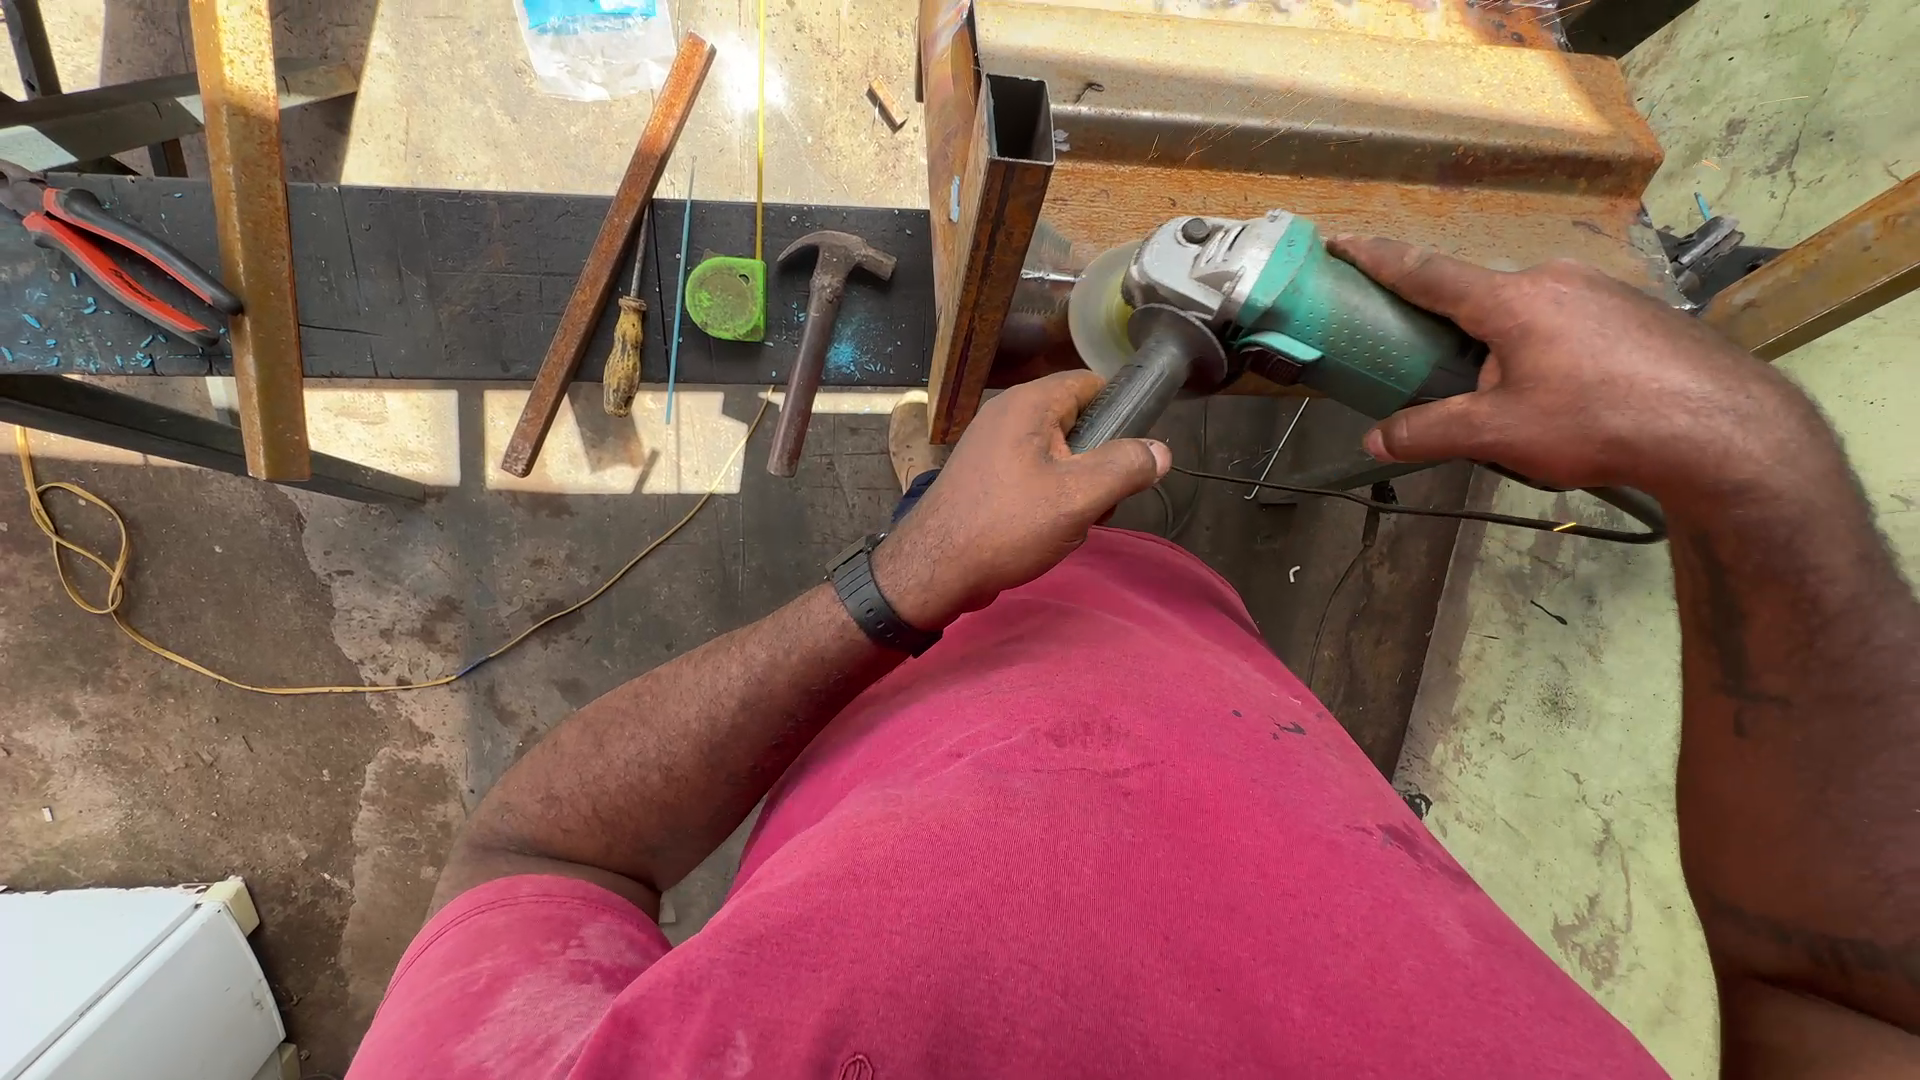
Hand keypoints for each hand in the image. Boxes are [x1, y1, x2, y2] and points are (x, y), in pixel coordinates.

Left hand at [872, 371, 1170, 628]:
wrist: (934, 571)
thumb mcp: (1077, 497)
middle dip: (1099, 462)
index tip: (1134, 454)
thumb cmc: (1006, 526)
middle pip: (1077, 423)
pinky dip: (1048, 500)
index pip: (1090, 384)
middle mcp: (1006, 415)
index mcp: (1028, 404)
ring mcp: (991, 447)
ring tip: (1071, 523)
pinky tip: (1047, 533)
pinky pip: (1032, 477)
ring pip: (1057, 456)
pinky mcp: (984, 477)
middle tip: (1100, 501)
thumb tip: (1161, 450)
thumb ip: (1125, 468)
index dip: (1121, 412)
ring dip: (1075, 489)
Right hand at [1326, 236, 1827, 500]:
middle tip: (1430, 369)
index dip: (1377, 259)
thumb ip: (1426, 433)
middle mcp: (1555, 280)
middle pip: (1475, 299)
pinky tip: (1558, 395)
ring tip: (1505, 401)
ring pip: (1521, 315)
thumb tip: (1374, 441)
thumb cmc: (1597, 420)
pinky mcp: (1634, 312)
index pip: (1426, 273)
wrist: (1727, 433)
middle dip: (1446, 331)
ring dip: (1496, 349)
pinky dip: (1538, 351)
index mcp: (1512, 300)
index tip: (1341, 243)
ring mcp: (1601, 291)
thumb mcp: (1496, 433)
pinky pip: (1562, 323)